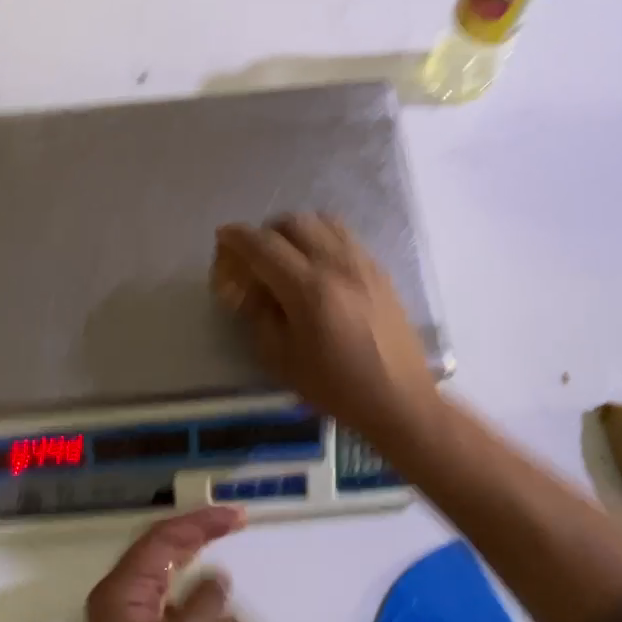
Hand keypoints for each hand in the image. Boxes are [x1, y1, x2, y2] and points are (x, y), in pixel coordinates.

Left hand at [76, 507, 244, 621]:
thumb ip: (205, 602)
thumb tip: (218, 575)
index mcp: (120, 591)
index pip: (161, 539)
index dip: (200, 522)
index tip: (237, 516)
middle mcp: (117, 597)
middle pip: (158, 549)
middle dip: (197, 534)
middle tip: (236, 522)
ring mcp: (124, 619)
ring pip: (162, 574)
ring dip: (194, 561)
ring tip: (226, 544)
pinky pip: (166, 602)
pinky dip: (191, 595)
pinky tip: (212, 597)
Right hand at [212, 213, 442, 438]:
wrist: (399, 400)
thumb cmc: (336, 387)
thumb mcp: (281, 359)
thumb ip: (260, 316)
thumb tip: (252, 291)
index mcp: (309, 290)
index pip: (264, 246)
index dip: (237, 238)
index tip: (222, 237)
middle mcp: (337, 265)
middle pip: (293, 223)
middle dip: (266, 232)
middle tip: (254, 255)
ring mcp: (363, 263)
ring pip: (322, 221)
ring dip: (296, 230)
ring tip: (287, 255)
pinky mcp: (380, 270)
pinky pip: (344, 236)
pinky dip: (322, 238)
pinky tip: (317, 266)